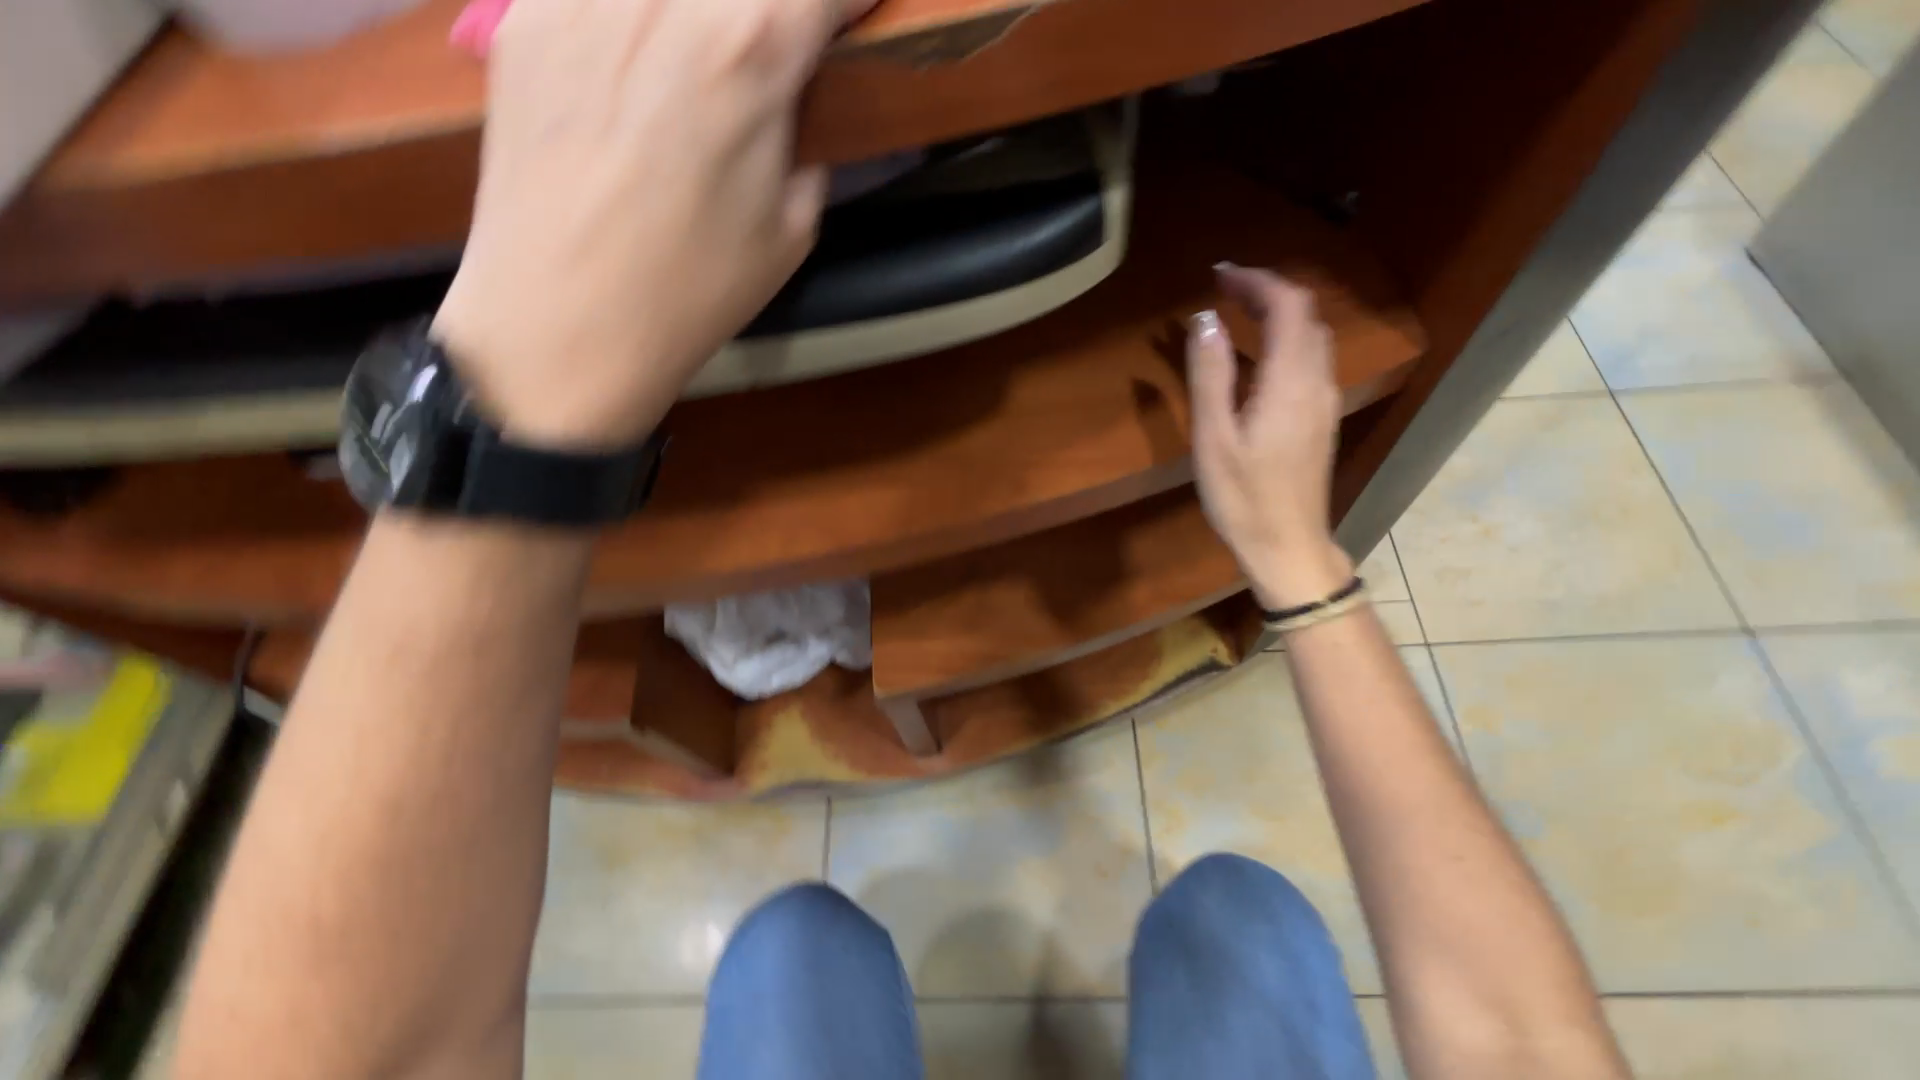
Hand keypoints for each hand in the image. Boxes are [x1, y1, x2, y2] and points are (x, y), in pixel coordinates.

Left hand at [432, 0, 877, 448]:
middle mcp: (669, 0)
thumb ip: (802, 138)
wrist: (563, 326)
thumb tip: (788, 103)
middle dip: (770, 10)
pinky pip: (595, 0)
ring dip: (695, 16)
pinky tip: (632, 63)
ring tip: (697, 59)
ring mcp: (584, 0)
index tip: (848, 14)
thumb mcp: (791, 228)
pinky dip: (628, 23)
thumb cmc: (693, 292)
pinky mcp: (524, 20)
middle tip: (771, 45)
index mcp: (754, 49)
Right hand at [1188, 264, 1354, 609]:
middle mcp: (1317, 382)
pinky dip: (1285, 340)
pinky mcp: (1321, 418)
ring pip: (1312, 336)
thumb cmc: (1243, 497)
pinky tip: (1256, 357)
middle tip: (1224, 290)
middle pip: (1306, 315)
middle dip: (1268, 291)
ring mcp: (1324, 401)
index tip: (1219, 274)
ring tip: (1237, 314)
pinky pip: (1310, 360)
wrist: (1288, 546)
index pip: (1289, 305)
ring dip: (1279, 314)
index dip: (1257, 280)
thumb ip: (1210, 374)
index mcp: (1290, 381)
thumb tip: (1206, 318)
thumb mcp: (1214, 437)